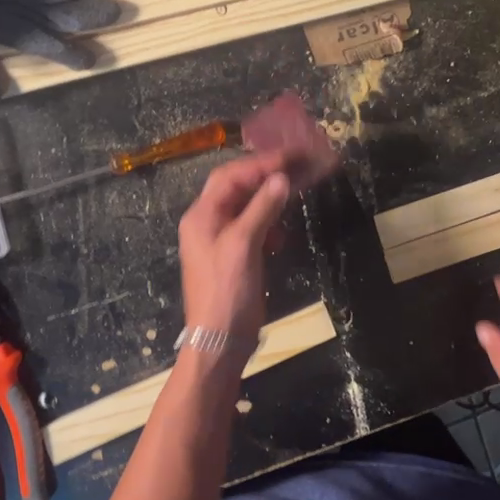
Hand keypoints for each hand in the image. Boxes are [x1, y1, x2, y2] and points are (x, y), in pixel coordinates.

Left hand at [177, 152, 290, 345]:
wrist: (219, 342)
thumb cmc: (226, 291)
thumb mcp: (243, 245)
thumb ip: (262, 209)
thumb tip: (281, 178)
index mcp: (202, 215)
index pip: (230, 176)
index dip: (259, 163)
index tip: (291, 157)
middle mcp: (208, 222)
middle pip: (237, 187)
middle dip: (266, 176)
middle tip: (298, 167)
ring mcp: (222, 240)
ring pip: (247, 206)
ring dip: (270, 198)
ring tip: (296, 193)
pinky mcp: (236, 256)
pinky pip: (254, 227)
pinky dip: (270, 223)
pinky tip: (282, 232)